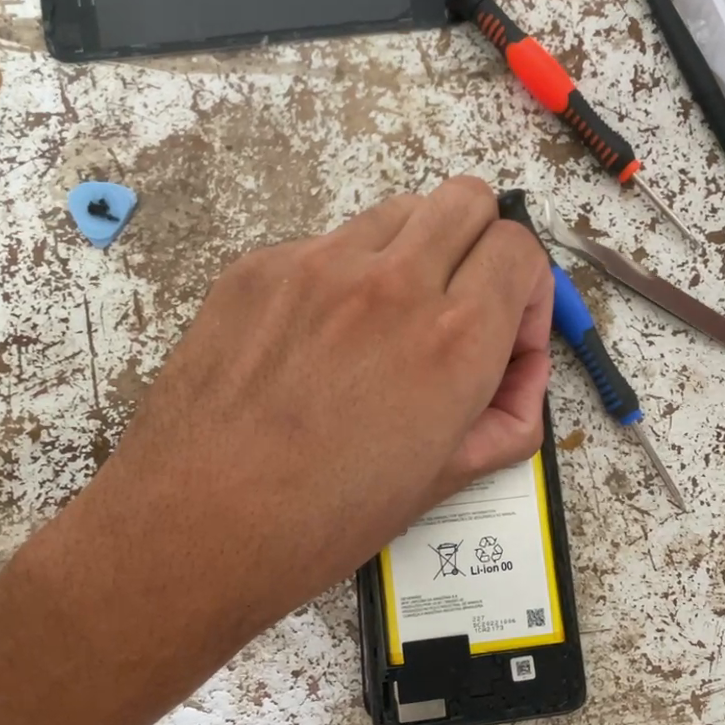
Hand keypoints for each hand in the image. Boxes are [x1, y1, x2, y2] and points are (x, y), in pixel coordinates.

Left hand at [60, 177, 553, 657]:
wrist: (198, 524)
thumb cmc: (324, 521)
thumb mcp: (443, 482)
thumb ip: (508, 418)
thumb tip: (521, 373)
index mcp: (453, 341)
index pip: (520, 251)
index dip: (526, 293)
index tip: (505, 338)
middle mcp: (393, 283)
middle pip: (468, 200)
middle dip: (480, 248)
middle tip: (460, 309)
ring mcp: (318, 264)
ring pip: (397, 212)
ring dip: (414, 255)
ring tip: (385, 327)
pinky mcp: (258, 267)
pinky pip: (326, 245)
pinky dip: (343, 278)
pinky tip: (315, 344)